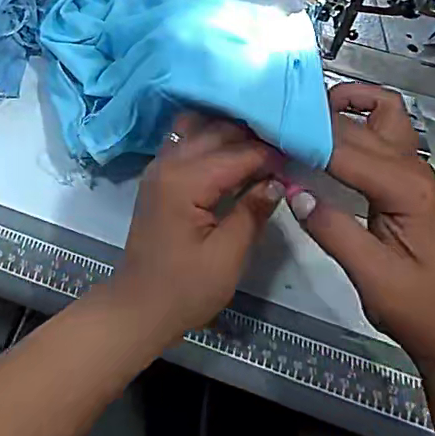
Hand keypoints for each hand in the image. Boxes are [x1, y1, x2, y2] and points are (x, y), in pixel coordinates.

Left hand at [103, 113, 283, 344]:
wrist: (139, 307)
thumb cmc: (185, 289)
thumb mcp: (227, 257)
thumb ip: (252, 212)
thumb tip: (278, 181)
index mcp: (185, 181)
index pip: (236, 153)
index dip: (269, 156)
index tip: (295, 161)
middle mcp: (169, 162)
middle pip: (217, 132)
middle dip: (252, 138)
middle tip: (283, 153)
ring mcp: (160, 165)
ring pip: (200, 129)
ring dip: (230, 133)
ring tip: (259, 150)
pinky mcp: (159, 174)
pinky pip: (186, 139)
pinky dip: (210, 138)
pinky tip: (231, 153)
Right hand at [287, 83, 434, 369]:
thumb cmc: (419, 308)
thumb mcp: (372, 277)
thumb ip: (332, 231)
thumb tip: (294, 192)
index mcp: (406, 190)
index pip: (345, 151)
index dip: (305, 139)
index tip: (271, 132)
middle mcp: (412, 169)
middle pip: (357, 126)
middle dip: (317, 120)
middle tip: (277, 124)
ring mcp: (412, 169)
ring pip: (381, 111)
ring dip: (347, 103)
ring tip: (307, 114)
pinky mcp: (405, 176)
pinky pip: (382, 129)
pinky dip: (357, 117)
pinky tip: (330, 131)